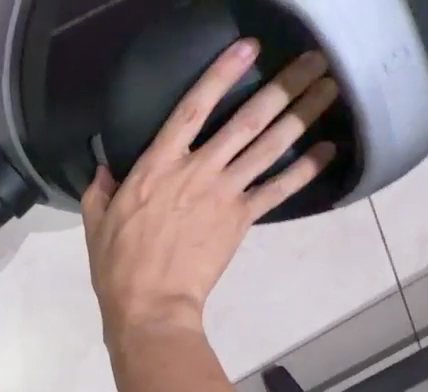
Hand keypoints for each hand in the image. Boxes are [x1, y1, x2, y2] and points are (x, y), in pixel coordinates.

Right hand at [83, 40, 339, 344]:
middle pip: (247, 118)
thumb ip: (99, 194)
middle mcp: (196, 171)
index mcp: (155, 169)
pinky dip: (307, 167)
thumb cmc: (116, 269)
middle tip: (314, 61)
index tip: (248, 49)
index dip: (221, 75)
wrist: (149, 305)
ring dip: (305, 112)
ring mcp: (223, 192)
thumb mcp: (96, 227)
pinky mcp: (242, 217)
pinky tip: (328, 150)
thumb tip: (104, 170)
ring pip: (271, 144)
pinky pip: (281, 186)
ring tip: (331, 88)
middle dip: (284, 85)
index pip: (191, 110)